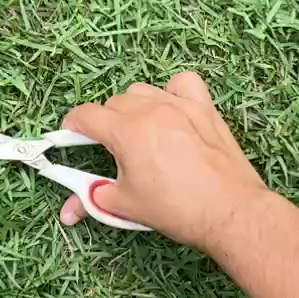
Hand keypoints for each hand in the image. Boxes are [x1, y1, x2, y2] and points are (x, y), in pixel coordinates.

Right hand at [58, 71, 272, 251]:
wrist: (231, 213)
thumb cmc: (176, 210)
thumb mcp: (125, 206)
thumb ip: (90, 199)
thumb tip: (67, 212)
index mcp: (128, 132)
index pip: (86, 115)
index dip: (71, 126)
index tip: (69, 137)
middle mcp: (152, 110)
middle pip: (113, 103)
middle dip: (104, 123)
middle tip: (109, 149)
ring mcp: (181, 106)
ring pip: (142, 91)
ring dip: (132, 107)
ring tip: (137, 132)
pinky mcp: (205, 109)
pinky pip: (183, 84)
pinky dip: (171, 92)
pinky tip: (170, 111)